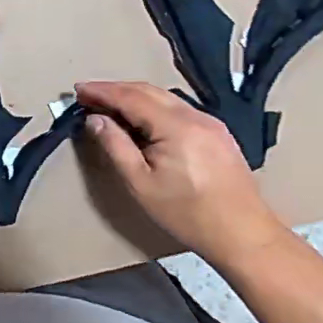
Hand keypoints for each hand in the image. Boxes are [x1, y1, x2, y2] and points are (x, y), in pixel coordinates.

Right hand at [74, 81, 289, 266]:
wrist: (243, 234)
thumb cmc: (187, 213)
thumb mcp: (140, 184)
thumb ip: (115, 146)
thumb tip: (95, 119)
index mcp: (176, 127)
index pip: (131, 97)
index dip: (102, 91)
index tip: (78, 89)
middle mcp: (196, 116)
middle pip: (149, 91)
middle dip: (116, 89)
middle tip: (88, 95)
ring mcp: (210, 123)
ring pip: (164, 98)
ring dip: (134, 96)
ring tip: (108, 105)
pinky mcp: (217, 133)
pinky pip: (178, 109)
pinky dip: (152, 107)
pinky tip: (140, 119)